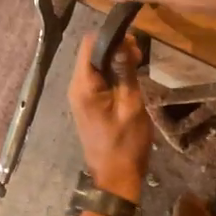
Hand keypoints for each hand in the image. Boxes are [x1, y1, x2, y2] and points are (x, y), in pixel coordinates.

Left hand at [67, 35, 150, 199]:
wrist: (115, 177)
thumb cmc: (126, 143)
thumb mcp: (131, 105)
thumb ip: (125, 71)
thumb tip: (123, 42)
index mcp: (83, 85)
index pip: (90, 44)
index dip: (111, 38)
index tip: (134, 44)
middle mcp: (76, 86)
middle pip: (91, 52)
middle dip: (115, 48)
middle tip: (139, 56)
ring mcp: (80, 95)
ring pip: (95, 64)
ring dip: (115, 60)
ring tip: (137, 65)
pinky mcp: (87, 102)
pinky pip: (97, 78)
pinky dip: (112, 73)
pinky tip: (129, 78)